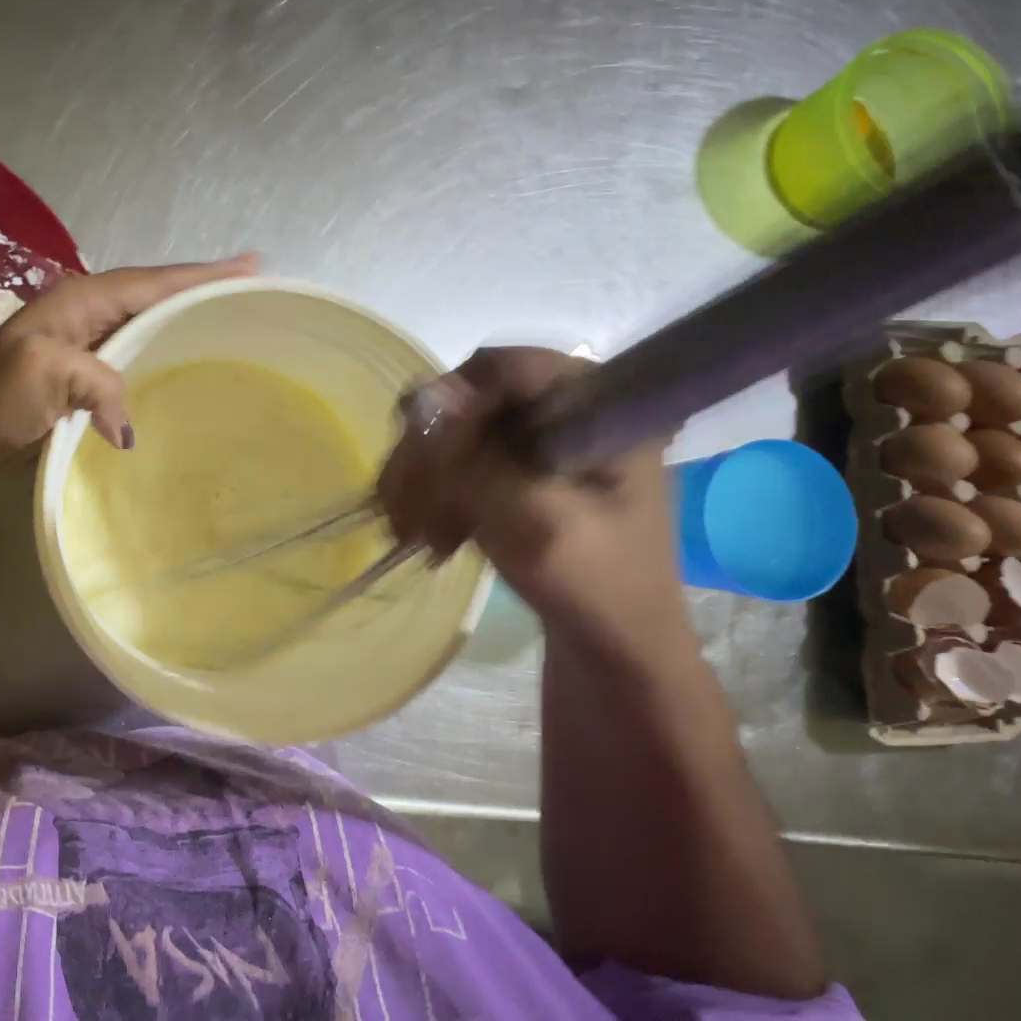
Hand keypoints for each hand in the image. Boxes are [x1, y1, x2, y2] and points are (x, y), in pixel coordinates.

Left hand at [0, 255, 259, 462]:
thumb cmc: (0, 398)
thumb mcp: (44, 375)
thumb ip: (96, 382)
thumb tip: (127, 427)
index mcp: (79, 301)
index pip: (150, 282)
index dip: (198, 276)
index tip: (247, 267)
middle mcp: (86, 310)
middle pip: (153, 292)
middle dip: (199, 286)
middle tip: (251, 282)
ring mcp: (85, 338)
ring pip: (146, 316)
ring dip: (184, 311)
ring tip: (228, 308)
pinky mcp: (85, 367)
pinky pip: (136, 346)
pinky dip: (164, 342)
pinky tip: (183, 349)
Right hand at [377, 347, 685, 645]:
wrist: (619, 652)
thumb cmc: (591, 584)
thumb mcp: (530, 518)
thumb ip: (473, 457)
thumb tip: (418, 396)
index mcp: (601, 408)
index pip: (506, 368)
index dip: (453, 404)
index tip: (424, 457)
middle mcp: (576, 413)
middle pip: (474, 403)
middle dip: (431, 456)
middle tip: (401, 506)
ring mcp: (550, 447)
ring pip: (462, 438)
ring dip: (427, 483)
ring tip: (410, 533)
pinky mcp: (530, 477)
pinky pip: (468, 468)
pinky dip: (442, 499)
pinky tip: (432, 538)